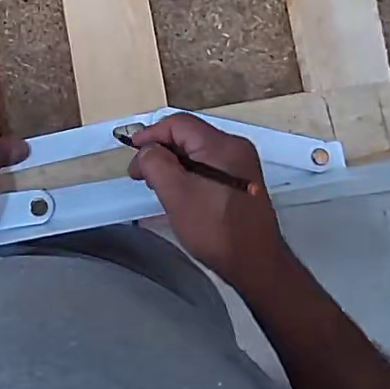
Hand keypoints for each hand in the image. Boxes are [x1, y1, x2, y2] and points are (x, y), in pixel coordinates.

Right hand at [129, 114, 292, 290]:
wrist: (256, 265)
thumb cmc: (217, 231)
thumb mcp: (177, 194)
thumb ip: (157, 164)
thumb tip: (148, 150)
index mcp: (222, 145)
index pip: (180, 124)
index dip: (152, 134)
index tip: (133, 151)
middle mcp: (235, 148)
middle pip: (190, 135)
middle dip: (162, 150)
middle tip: (142, 174)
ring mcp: (241, 165)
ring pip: (198, 152)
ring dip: (173, 164)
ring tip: (157, 185)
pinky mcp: (242, 182)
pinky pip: (209, 166)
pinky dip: (189, 173)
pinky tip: (178, 192)